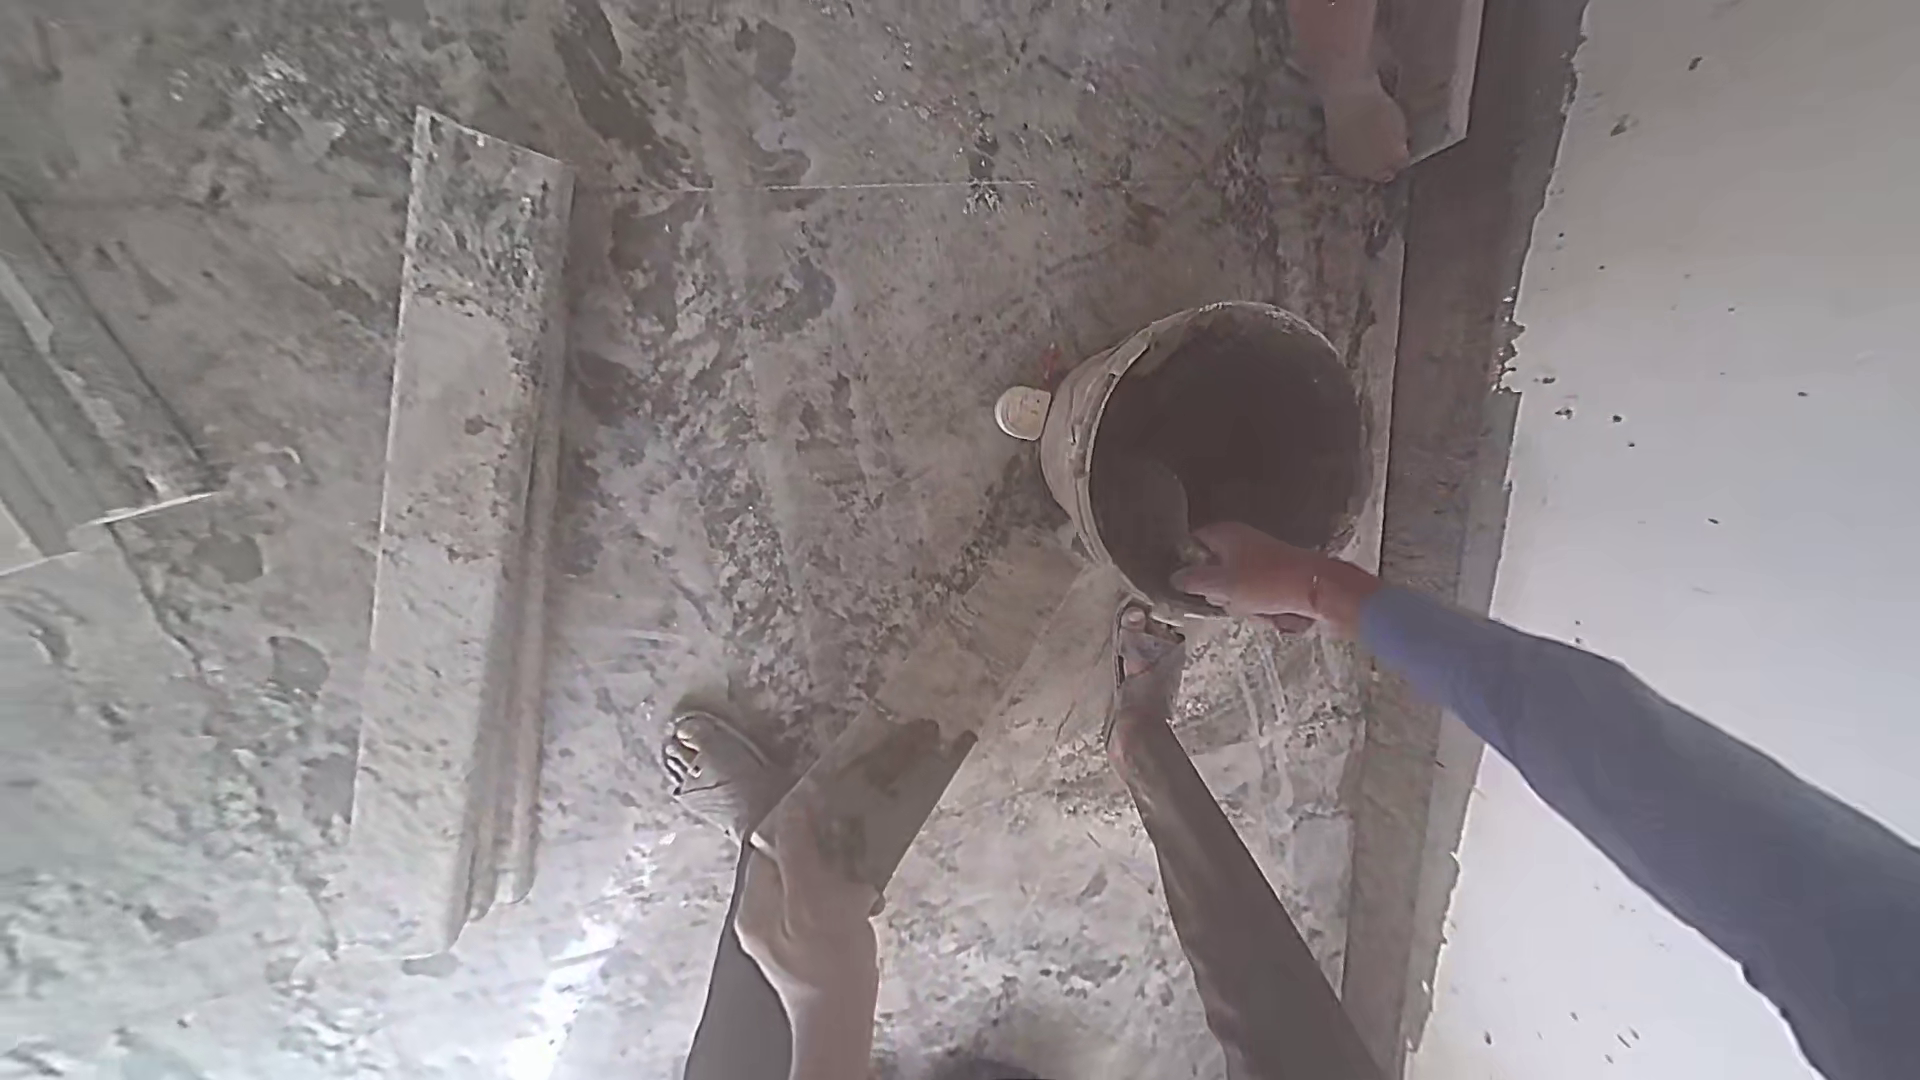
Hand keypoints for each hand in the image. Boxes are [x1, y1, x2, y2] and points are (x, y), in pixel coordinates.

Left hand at [736, 787, 880, 1013]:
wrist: (844, 1019)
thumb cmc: (828, 959)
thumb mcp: (811, 898)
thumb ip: (798, 853)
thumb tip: (792, 808)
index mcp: (757, 903)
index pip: (769, 847)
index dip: (795, 824)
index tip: (825, 807)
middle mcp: (766, 913)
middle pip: (791, 859)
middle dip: (823, 846)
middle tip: (850, 839)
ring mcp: (789, 928)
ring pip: (813, 877)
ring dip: (840, 869)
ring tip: (861, 871)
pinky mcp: (812, 937)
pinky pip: (826, 899)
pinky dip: (847, 892)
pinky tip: (866, 897)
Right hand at [1171, 522, 1381, 637]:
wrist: (1322, 592)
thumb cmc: (1267, 583)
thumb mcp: (1221, 585)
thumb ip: (1192, 581)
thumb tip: (1174, 578)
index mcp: (1226, 534)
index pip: (1192, 542)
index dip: (1184, 561)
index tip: (1182, 582)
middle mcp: (1242, 541)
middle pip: (1212, 569)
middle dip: (1218, 592)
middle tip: (1226, 601)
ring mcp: (1262, 559)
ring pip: (1235, 587)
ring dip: (1241, 604)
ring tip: (1255, 611)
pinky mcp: (1278, 577)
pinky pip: (1257, 594)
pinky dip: (1261, 607)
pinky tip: (1271, 615)